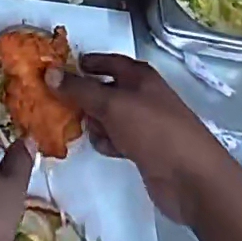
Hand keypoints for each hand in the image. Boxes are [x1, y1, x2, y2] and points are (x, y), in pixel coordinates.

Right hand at [50, 53, 239, 224]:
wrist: (192, 179)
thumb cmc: (153, 130)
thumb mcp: (112, 105)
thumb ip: (80, 89)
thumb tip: (49, 72)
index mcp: (139, 75)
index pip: (107, 61)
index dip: (86, 63)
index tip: (62, 69)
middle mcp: (141, 95)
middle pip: (105, 89)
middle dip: (85, 96)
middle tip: (61, 104)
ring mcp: (144, 123)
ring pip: (109, 116)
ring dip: (95, 122)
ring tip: (86, 129)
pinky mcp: (144, 149)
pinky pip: (117, 138)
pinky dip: (108, 141)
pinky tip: (104, 148)